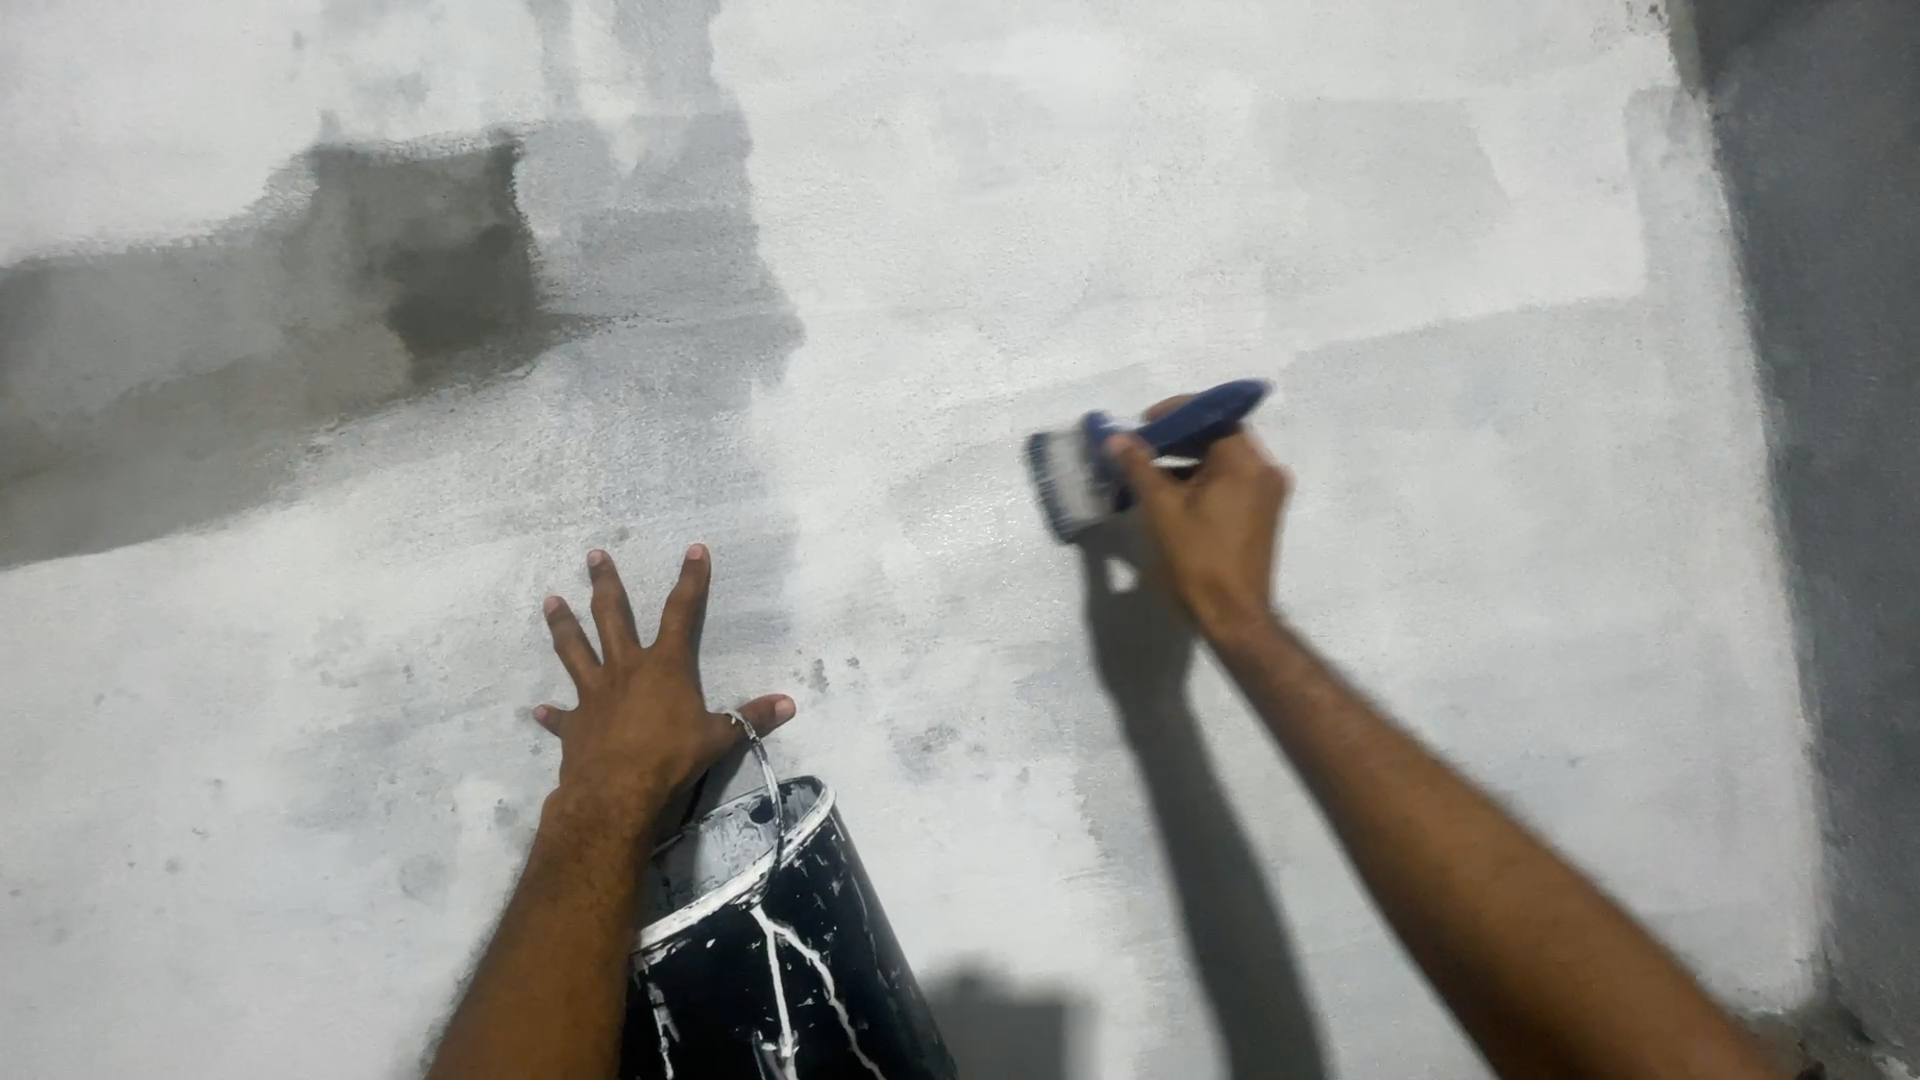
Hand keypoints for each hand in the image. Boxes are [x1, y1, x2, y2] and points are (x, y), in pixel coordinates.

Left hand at [533, 545, 795, 840]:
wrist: (617, 793)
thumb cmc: (671, 757)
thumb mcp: (720, 736)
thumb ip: (752, 718)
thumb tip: (790, 704)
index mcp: (665, 666)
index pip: (682, 612)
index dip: (691, 580)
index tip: (694, 550)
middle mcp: (626, 669)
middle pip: (611, 617)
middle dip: (605, 584)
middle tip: (593, 555)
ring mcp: (595, 695)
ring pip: (574, 650)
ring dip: (563, 625)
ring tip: (550, 600)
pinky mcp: (575, 725)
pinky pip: (560, 716)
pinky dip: (551, 714)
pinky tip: (539, 709)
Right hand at [1105, 396, 1290, 641]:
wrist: (1233, 614)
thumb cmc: (1198, 558)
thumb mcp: (1161, 509)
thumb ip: (1139, 467)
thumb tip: (1116, 439)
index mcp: (1245, 463)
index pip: (1213, 416)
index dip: (1175, 414)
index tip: (1143, 425)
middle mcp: (1264, 471)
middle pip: (1219, 436)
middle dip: (1178, 438)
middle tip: (1141, 447)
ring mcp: (1266, 494)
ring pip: (1223, 461)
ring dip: (1186, 461)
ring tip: (1148, 473)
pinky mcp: (1261, 514)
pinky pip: (1229, 482)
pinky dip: (1201, 481)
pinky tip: (1170, 495)